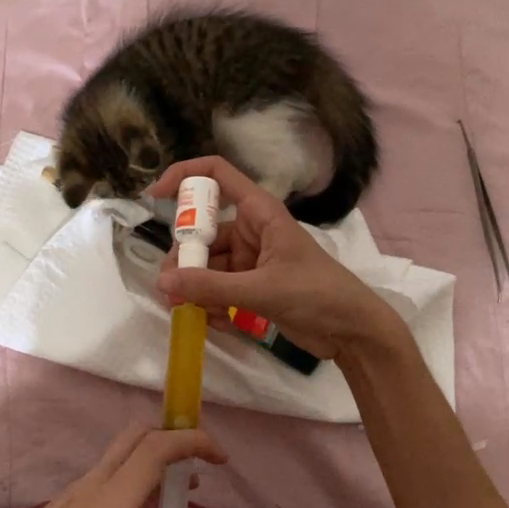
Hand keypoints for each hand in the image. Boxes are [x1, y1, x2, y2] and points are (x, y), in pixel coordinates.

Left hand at [0, 426, 227, 507]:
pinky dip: (127, 484)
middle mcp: (85, 495)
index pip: (153, 452)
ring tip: (173, 506)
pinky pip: (99, 480)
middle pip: (134, 438)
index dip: (192, 442)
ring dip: (150, 466)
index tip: (221, 458)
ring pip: (116, 460)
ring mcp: (63, 501)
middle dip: (173, 440)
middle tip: (200, 473)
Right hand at [150, 157, 402, 359]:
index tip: (155, 196)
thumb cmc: (317, 295)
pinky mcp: (251, 287)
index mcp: (260, 212)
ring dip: (195, 287)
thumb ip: (210, 287)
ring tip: (189, 312)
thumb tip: (163, 281)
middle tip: (171, 287)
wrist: (353, 333)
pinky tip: (215, 323)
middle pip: (203, 231)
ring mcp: (250, 260)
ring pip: (207, 264)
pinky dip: (211, 304)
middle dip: (184, 257)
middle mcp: (251, 230)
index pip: (217, 174)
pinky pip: (218, 288)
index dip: (184, 176)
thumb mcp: (261, 290)